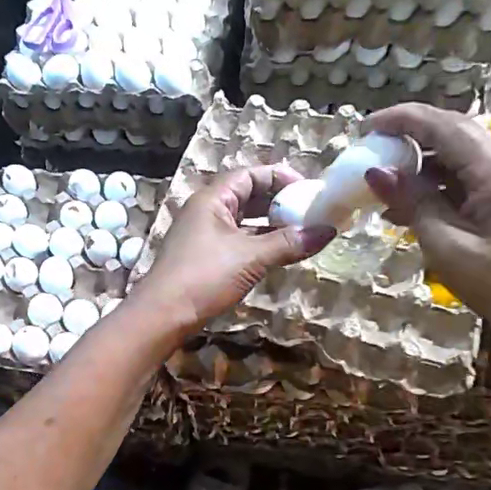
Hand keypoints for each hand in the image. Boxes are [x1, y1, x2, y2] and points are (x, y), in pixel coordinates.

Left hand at [131, 165, 334, 333]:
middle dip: (278, 202)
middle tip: (310, 212)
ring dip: (270, 225)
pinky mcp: (203, 257)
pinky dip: (258, 242)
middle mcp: (205, 211)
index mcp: (212, 199)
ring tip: (301, 232)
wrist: (163, 314)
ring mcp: (202, 235)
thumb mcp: (251, 257)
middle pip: (247, 196)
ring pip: (243, 220)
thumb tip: (328, 232)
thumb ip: (290, 243)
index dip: (280, 178)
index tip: (308, 190)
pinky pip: (236, 240)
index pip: (250, 175)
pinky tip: (278, 253)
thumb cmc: (204, 276)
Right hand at [361, 104, 490, 342]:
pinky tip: (417, 207)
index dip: (400, 120)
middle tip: (370, 158)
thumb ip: (413, 202)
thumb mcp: (448, 246)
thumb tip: (376, 172)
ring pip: (466, 157)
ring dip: (425, 168)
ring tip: (385, 192)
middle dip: (410, 142)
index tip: (363, 128)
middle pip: (456, 135)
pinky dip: (445, 186)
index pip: (444, 125)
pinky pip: (479, 178)